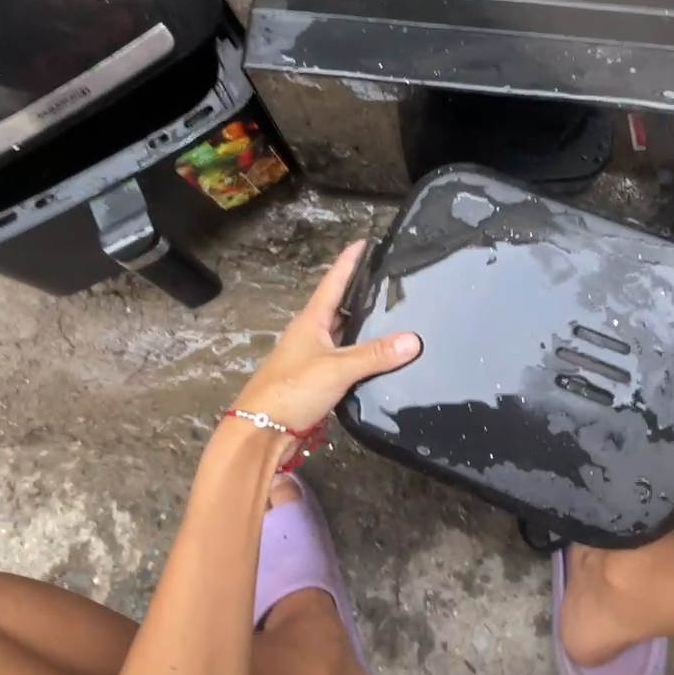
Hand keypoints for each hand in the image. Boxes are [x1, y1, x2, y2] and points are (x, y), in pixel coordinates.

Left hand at [229, 241, 421, 433]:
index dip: (348, 261)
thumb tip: (414, 340)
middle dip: (360, 293)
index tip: (364, 242)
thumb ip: (375, 354)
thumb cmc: (291, 390)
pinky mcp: (315, 382)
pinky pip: (343, 360)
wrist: (260, 432)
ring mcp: (311, 359)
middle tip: (387, 281)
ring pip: (341, 335)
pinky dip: (360, 355)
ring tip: (390, 316)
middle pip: (338, 307)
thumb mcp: (336, 368)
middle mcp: (310, 335)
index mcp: (310, 321)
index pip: (333, 282)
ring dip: (361, 326)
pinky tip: (377, 359)